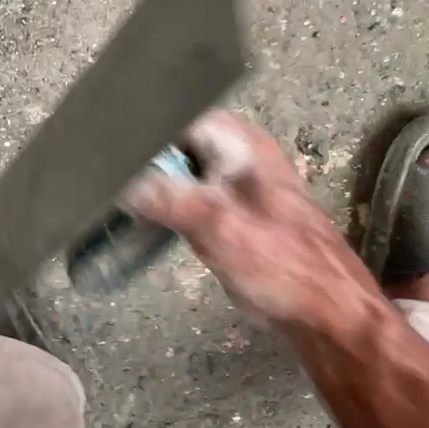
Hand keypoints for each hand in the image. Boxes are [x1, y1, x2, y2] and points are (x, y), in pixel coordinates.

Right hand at [124, 110, 379, 329]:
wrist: (329, 316)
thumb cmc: (281, 265)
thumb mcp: (215, 225)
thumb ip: (163, 196)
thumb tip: (115, 182)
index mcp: (241, 142)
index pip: (176, 111)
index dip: (138, 123)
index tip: (102, 139)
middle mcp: (238, 152)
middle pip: (174, 137)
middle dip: (139, 152)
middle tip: (100, 167)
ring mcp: (234, 182)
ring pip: (178, 166)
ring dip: (148, 177)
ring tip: (109, 186)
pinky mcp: (229, 211)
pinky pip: (186, 193)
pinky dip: (163, 199)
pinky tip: (138, 211)